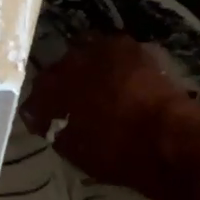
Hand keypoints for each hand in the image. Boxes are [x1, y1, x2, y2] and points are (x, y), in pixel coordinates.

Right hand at [20, 35, 191, 187]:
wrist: (166, 136)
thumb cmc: (114, 151)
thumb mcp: (74, 149)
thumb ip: (56, 130)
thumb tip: (52, 123)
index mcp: (49, 90)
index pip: (34, 98)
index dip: (38, 111)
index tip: (44, 123)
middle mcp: (70, 62)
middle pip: (59, 71)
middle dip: (62, 85)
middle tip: (71, 104)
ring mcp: (103, 50)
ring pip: (86, 56)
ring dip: (88, 70)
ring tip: (97, 89)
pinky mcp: (133, 48)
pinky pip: (114, 55)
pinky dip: (113, 66)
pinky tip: (120, 82)